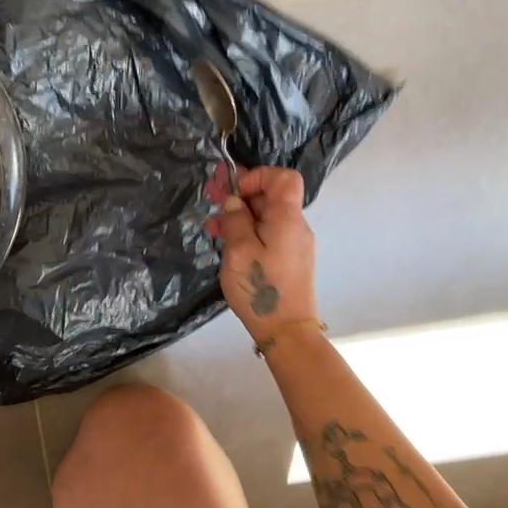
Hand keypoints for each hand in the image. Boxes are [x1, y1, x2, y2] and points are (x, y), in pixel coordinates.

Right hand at [215, 167, 320, 344]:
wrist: (286, 330)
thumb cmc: (261, 288)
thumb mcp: (239, 252)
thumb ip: (235, 220)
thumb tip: (234, 200)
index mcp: (287, 219)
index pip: (284, 178)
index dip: (258, 176)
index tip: (233, 192)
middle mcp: (295, 226)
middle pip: (272, 196)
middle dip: (241, 195)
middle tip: (212, 201)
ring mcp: (294, 244)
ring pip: (267, 217)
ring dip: (240, 215)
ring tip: (213, 227)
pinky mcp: (289, 259)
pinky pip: (268, 234)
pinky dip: (248, 231)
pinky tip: (227, 243)